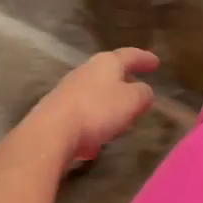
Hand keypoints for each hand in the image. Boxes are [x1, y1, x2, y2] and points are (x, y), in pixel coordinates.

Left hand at [23, 48, 158, 160]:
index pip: (130, 55)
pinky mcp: (51, 114)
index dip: (144, 59)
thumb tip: (144, 92)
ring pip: (92, 97)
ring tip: (115, 125)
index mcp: (107, 63)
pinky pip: (78, 117)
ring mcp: (65, 92)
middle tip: (134, 92)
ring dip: (105, 109)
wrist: (47, 136)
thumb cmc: (96, 112)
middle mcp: (85, 72)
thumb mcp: (132, 102)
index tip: (155, 63)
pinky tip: (90, 147)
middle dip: (122, 84)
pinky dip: (88, 127)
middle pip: (108, 74)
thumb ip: (143, 94)